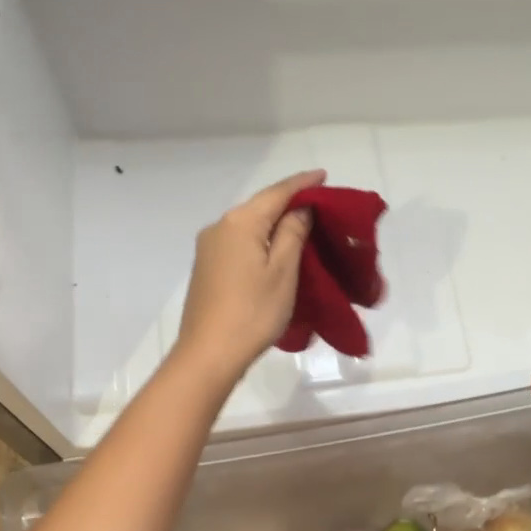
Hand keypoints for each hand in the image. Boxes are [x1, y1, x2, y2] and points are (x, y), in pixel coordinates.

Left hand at [174, 169, 324, 374]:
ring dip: (274, 223)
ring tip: (303, 226)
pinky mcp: (207, 268)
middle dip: (289, 202)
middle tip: (320, 204)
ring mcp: (209, 248)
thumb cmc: (253, 312)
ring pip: (249, 225)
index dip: (302, 184)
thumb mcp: (283, 272)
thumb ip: (293, 233)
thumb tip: (300, 209)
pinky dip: (261, 240)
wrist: (209, 354)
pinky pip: (240, 242)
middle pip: (260, 207)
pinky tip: (275, 249)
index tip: (324, 176)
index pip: (276, 193)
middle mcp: (219, 227)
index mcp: (240, 222)